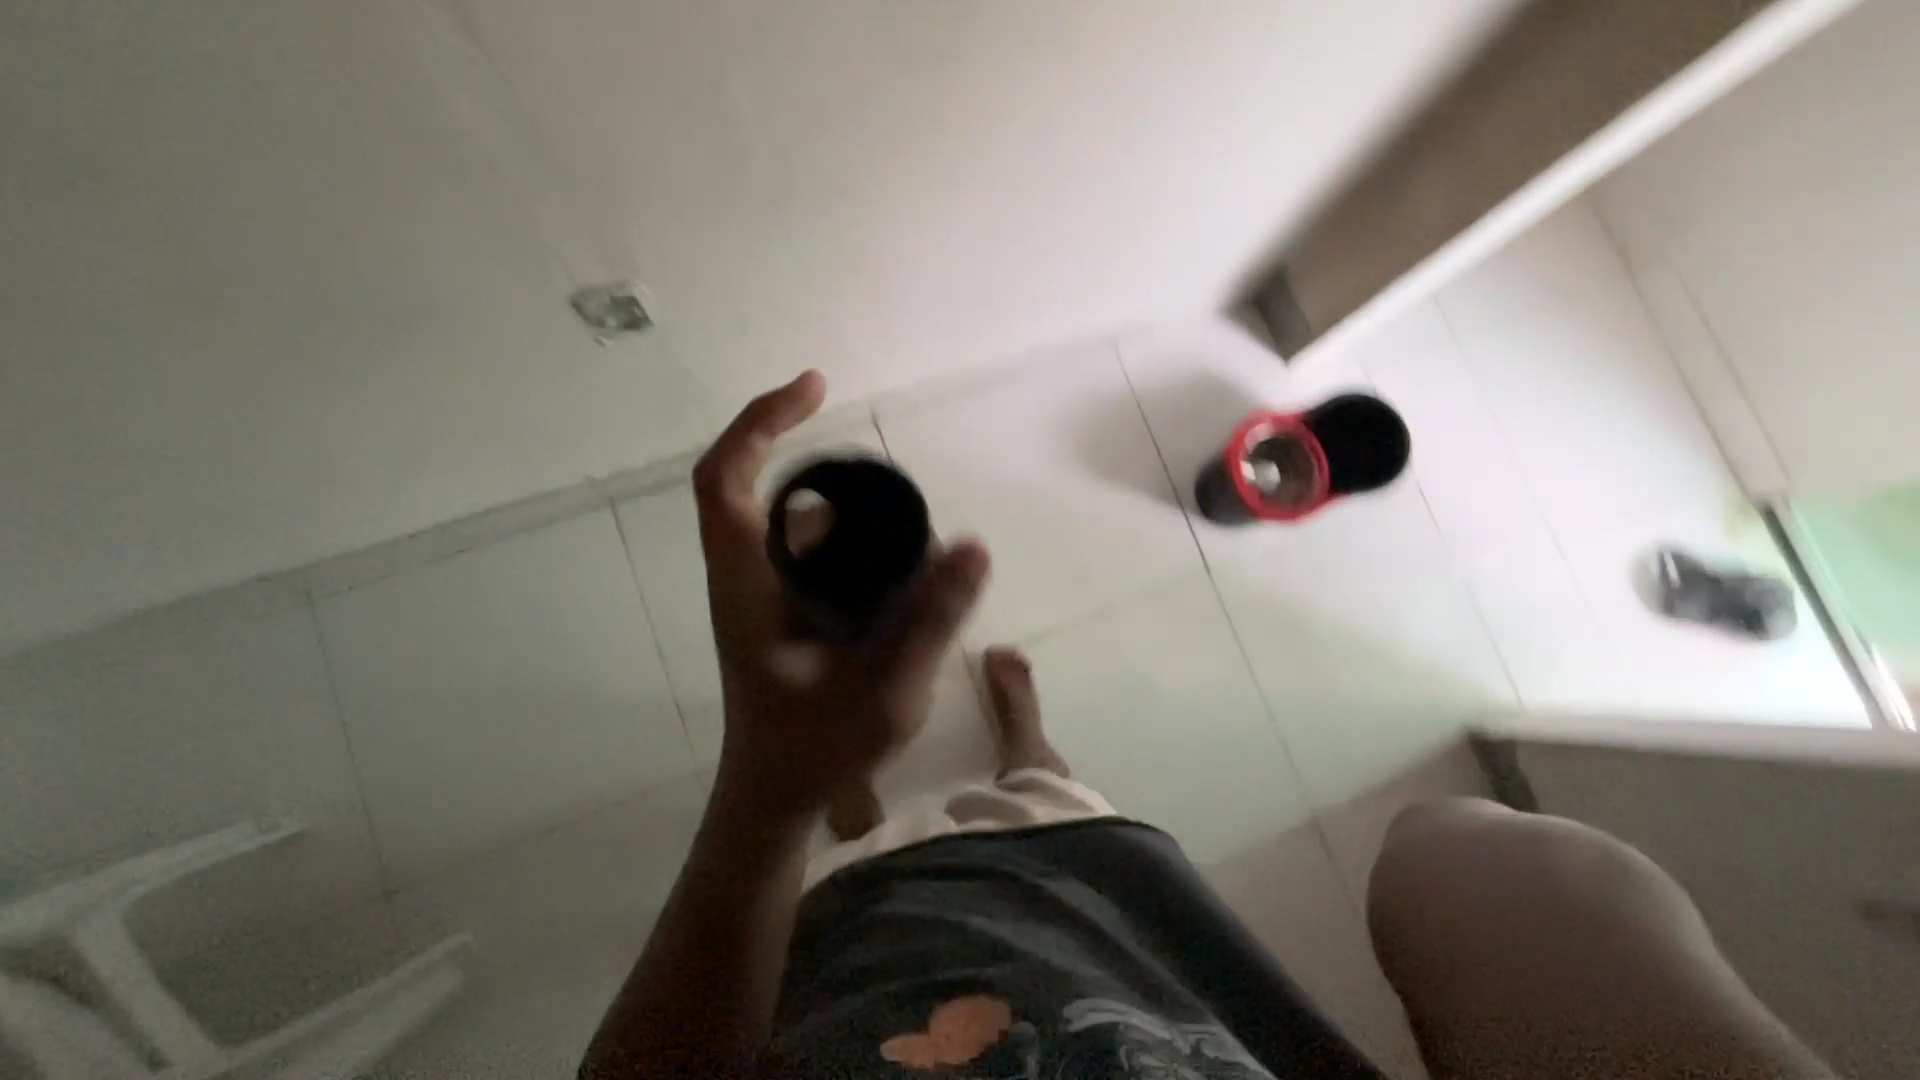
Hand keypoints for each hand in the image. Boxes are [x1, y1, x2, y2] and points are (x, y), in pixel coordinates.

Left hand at [692, 370, 990, 824]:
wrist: (775, 797)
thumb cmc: (814, 752)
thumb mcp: (884, 691)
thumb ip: (929, 621)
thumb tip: (975, 546)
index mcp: (746, 586)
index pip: (725, 479)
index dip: (762, 421)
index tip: (816, 389)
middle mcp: (747, 578)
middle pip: (774, 493)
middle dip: (841, 488)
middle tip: (905, 524)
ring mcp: (763, 595)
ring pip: (802, 528)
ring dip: (855, 527)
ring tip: (913, 571)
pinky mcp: (784, 611)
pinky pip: (815, 556)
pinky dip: (856, 552)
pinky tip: (900, 583)